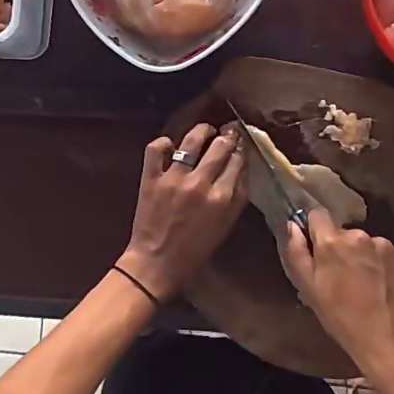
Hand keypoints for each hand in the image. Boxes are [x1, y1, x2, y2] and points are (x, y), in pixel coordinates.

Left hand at [117, 124, 246, 300]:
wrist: (157, 263)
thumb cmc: (195, 249)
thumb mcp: (225, 226)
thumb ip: (236, 198)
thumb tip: (242, 169)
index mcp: (222, 198)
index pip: (237, 162)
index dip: (241, 148)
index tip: (241, 142)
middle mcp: (200, 184)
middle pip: (219, 147)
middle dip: (226, 136)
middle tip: (226, 133)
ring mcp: (173, 179)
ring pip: (191, 141)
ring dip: (201, 131)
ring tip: (205, 130)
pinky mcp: (151, 178)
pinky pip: (156, 150)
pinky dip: (163, 143)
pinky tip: (169, 144)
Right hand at [281, 208, 393, 378]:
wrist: (391, 342)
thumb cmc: (342, 318)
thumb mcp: (308, 288)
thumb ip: (296, 252)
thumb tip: (293, 225)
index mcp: (331, 241)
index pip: (318, 214)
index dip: (315, 229)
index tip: (316, 246)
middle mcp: (359, 235)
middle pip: (344, 232)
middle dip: (341, 248)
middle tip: (342, 275)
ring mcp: (386, 245)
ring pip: (367, 243)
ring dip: (363, 256)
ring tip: (366, 284)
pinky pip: (388, 254)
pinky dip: (384, 265)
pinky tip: (385, 286)